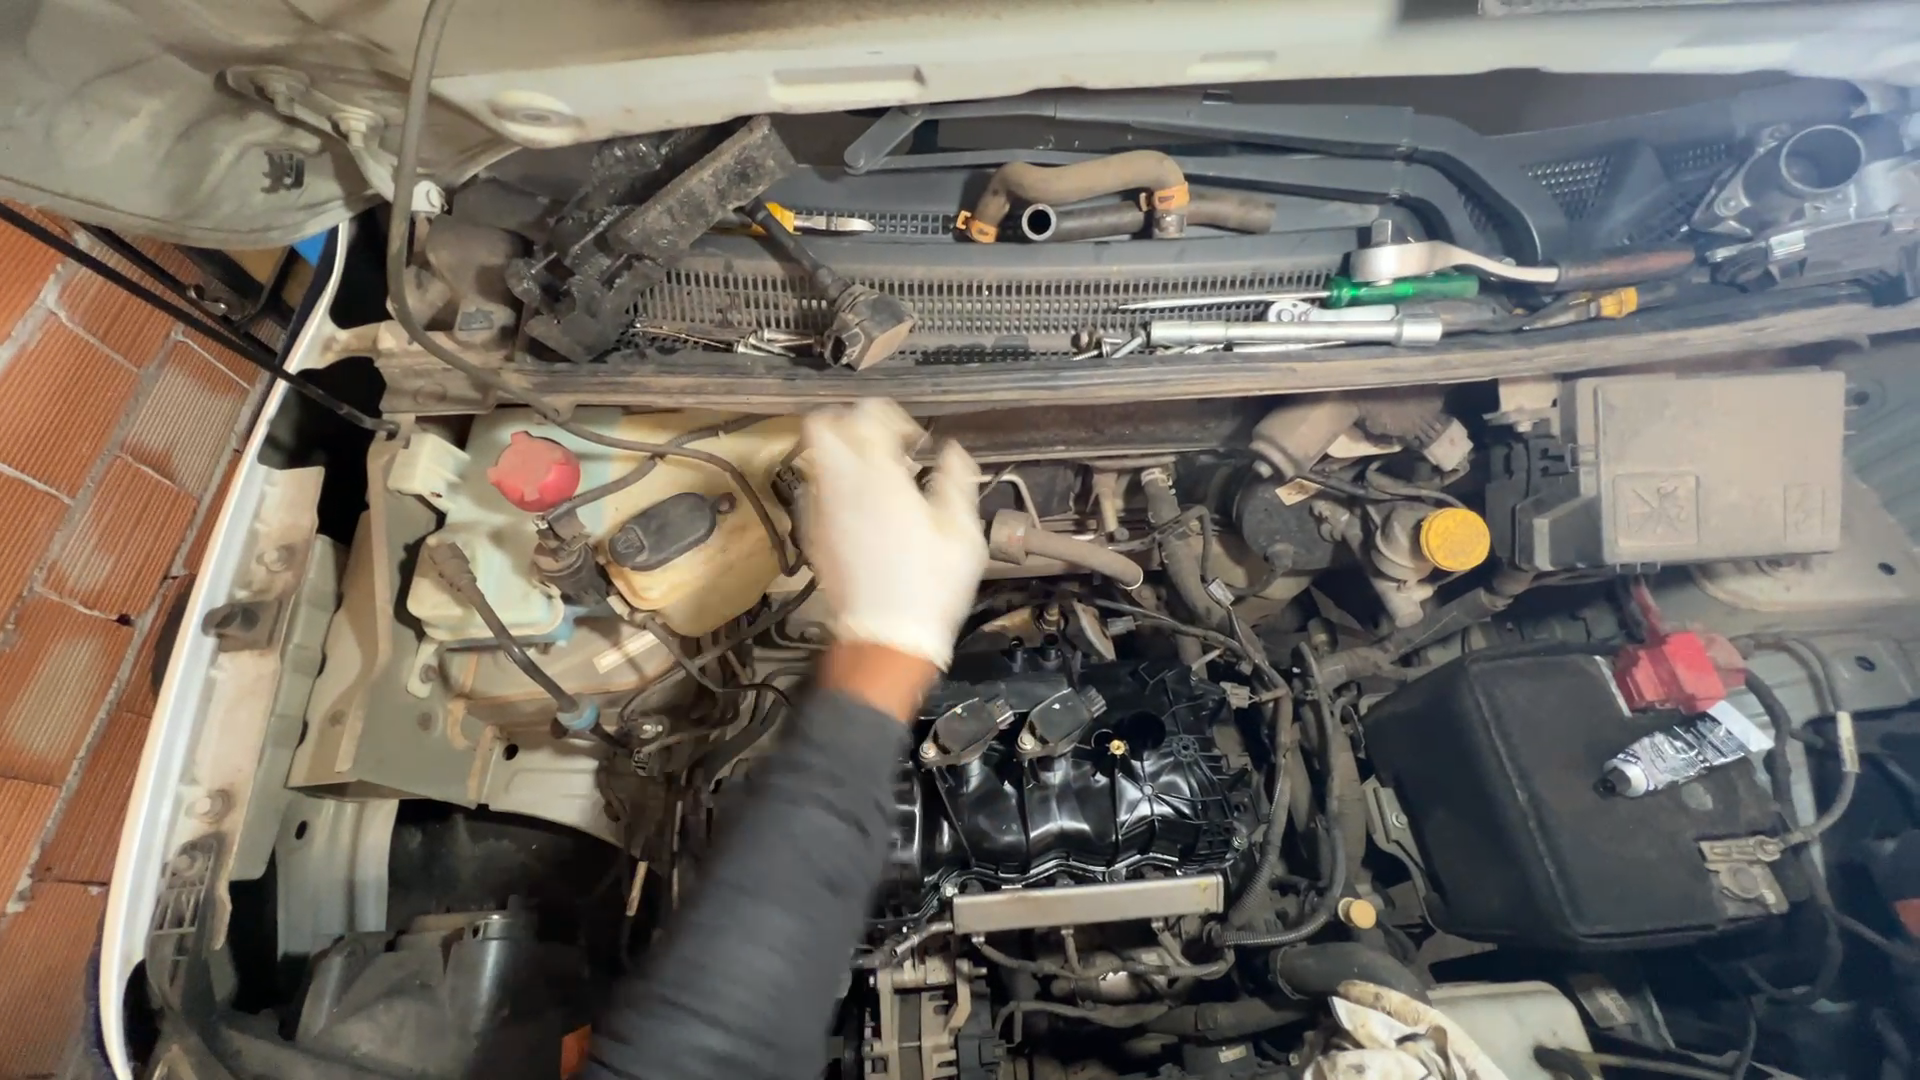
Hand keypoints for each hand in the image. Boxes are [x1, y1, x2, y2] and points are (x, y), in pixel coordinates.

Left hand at [799, 399, 988, 672]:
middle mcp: (840, 485)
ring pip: (815, 458)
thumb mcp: (962, 532)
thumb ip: (956, 481)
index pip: (868, 414)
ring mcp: (821, 510)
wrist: (886, 638)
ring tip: (875, 478)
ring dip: (841, 455)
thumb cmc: (931, 585)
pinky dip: (834, 487)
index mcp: (879, 475)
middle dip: (850, 424)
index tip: (914, 440)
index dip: (892, 416)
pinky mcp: (813, 535)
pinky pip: (815, 493)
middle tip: (881, 444)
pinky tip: (862, 510)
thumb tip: (953, 451)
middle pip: (821, 425)